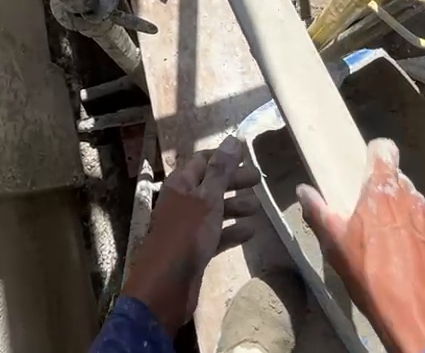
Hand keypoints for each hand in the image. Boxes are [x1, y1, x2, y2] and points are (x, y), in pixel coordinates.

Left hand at [120, 136, 263, 334]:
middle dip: (234, 181)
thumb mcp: (207, 198)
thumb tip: (233, 139)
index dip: (224, 157)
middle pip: (211, 184)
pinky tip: (251, 232)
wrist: (165, 285)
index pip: (203, 161)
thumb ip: (220, 170)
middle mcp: (182, 200)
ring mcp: (188, 226)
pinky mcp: (194, 249)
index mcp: (181, 183)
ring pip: (215, 209)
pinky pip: (216, 234)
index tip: (247, 157)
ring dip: (235, 206)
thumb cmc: (186, 234)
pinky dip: (232, 231)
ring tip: (258, 207)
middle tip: (259, 180)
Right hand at [297, 138, 424, 352]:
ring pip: (420, 211)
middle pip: (401, 184)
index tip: (368, 167)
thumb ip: (319, 213)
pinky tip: (419, 269)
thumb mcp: (336, 247)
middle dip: (389, 197)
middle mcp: (414, 200)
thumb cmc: (372, 279)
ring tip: (398, 251)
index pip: (384, 150)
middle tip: (375, 222)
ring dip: (409, 222)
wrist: (422, 325)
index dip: (376, 155)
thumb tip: (303, 190)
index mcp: (384, 192)